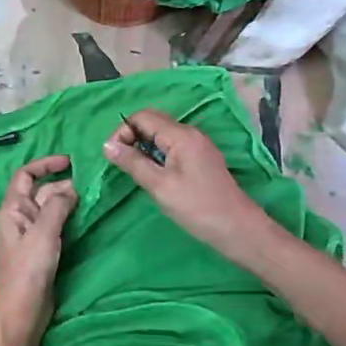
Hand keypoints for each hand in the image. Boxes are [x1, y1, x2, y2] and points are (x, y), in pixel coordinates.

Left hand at [0, 155, 76, 343]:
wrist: (20, 314)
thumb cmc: (27, 271)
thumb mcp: (43, 233)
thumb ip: (57, 206)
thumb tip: (71, 188)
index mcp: (12, 209)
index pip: (25, 175)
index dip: (45, 164)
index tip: (70, 162)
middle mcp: (19, 218)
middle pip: (41, 191)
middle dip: (63, 185)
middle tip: (90, 185)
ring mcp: (30, 235)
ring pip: (50, 209)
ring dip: (67, 201)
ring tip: (91, 198)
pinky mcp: (41, 251)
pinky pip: (55, 226)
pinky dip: (68, 218)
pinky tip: (84, 219)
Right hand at [103, 109, 279, 260]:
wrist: (238, 228)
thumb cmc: (197, 207)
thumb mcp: (160, 186)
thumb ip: (133, 163)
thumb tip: (107, 145)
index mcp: (181, 135)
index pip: (142, 116)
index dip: (122, 131)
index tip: (113, 156)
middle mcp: (191, 133)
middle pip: (153, 122)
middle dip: (132, 137)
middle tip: (123, 163)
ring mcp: (198, 145)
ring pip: (163, 135)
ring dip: (145, 147)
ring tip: (137, 171)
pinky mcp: (201, 159)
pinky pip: (173, 146)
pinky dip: (158, 155)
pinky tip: (156, 175)